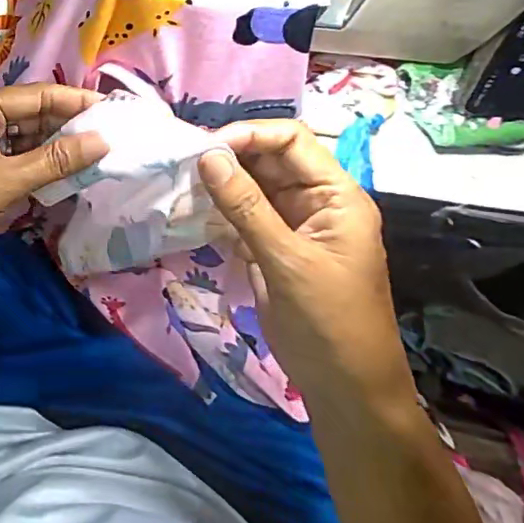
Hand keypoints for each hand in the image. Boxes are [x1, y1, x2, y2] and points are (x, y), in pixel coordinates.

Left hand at [0, 84, 107, 280]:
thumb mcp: (8, 181)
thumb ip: (56, 160)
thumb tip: (103, 141)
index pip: (35, 95)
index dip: (75, 102)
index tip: (113, 110)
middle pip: (30, 114)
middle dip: (67, 125)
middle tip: (111, 134)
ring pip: (23, 137)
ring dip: (55, 146)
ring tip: (97, 153)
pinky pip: (13, 156)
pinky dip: (38, 163)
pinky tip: (66, 171)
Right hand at [197, 121, 410, 409]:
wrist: (344, 387)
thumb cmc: (329, 322)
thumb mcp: (287, 261)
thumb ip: (246, 206)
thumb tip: (207, 156)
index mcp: (336, 196)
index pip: (291, 142)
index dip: (249, 135)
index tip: (205, 147)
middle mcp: (314, 202)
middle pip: (268, 159)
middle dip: (227, 156)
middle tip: (181, 162)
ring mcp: (291, 224)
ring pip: (250, 185)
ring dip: (217, 181)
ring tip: (178, 180)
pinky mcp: (270, 247)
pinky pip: (240, 214)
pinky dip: (215, 208)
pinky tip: (187, 207)